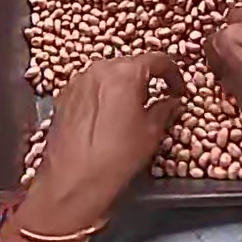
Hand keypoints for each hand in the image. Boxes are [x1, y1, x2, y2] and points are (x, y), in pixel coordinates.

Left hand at [18, 54, 184, 231]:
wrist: (71, 182)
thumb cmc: (115, 158)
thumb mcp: (150, 133)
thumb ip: (164, 110)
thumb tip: (171, 102)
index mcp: (124, 73)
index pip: (156, 60)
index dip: (173, 73)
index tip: (178, 88)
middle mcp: (98, 70)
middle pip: (129, 65)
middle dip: (146, 80)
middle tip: (158, 100)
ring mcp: (77, 82)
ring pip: (108, 76)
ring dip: (123, 87)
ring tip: (132, 111)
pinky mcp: (64, 98)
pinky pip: (90, 89)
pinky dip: (103, 97)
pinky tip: (108, 119)